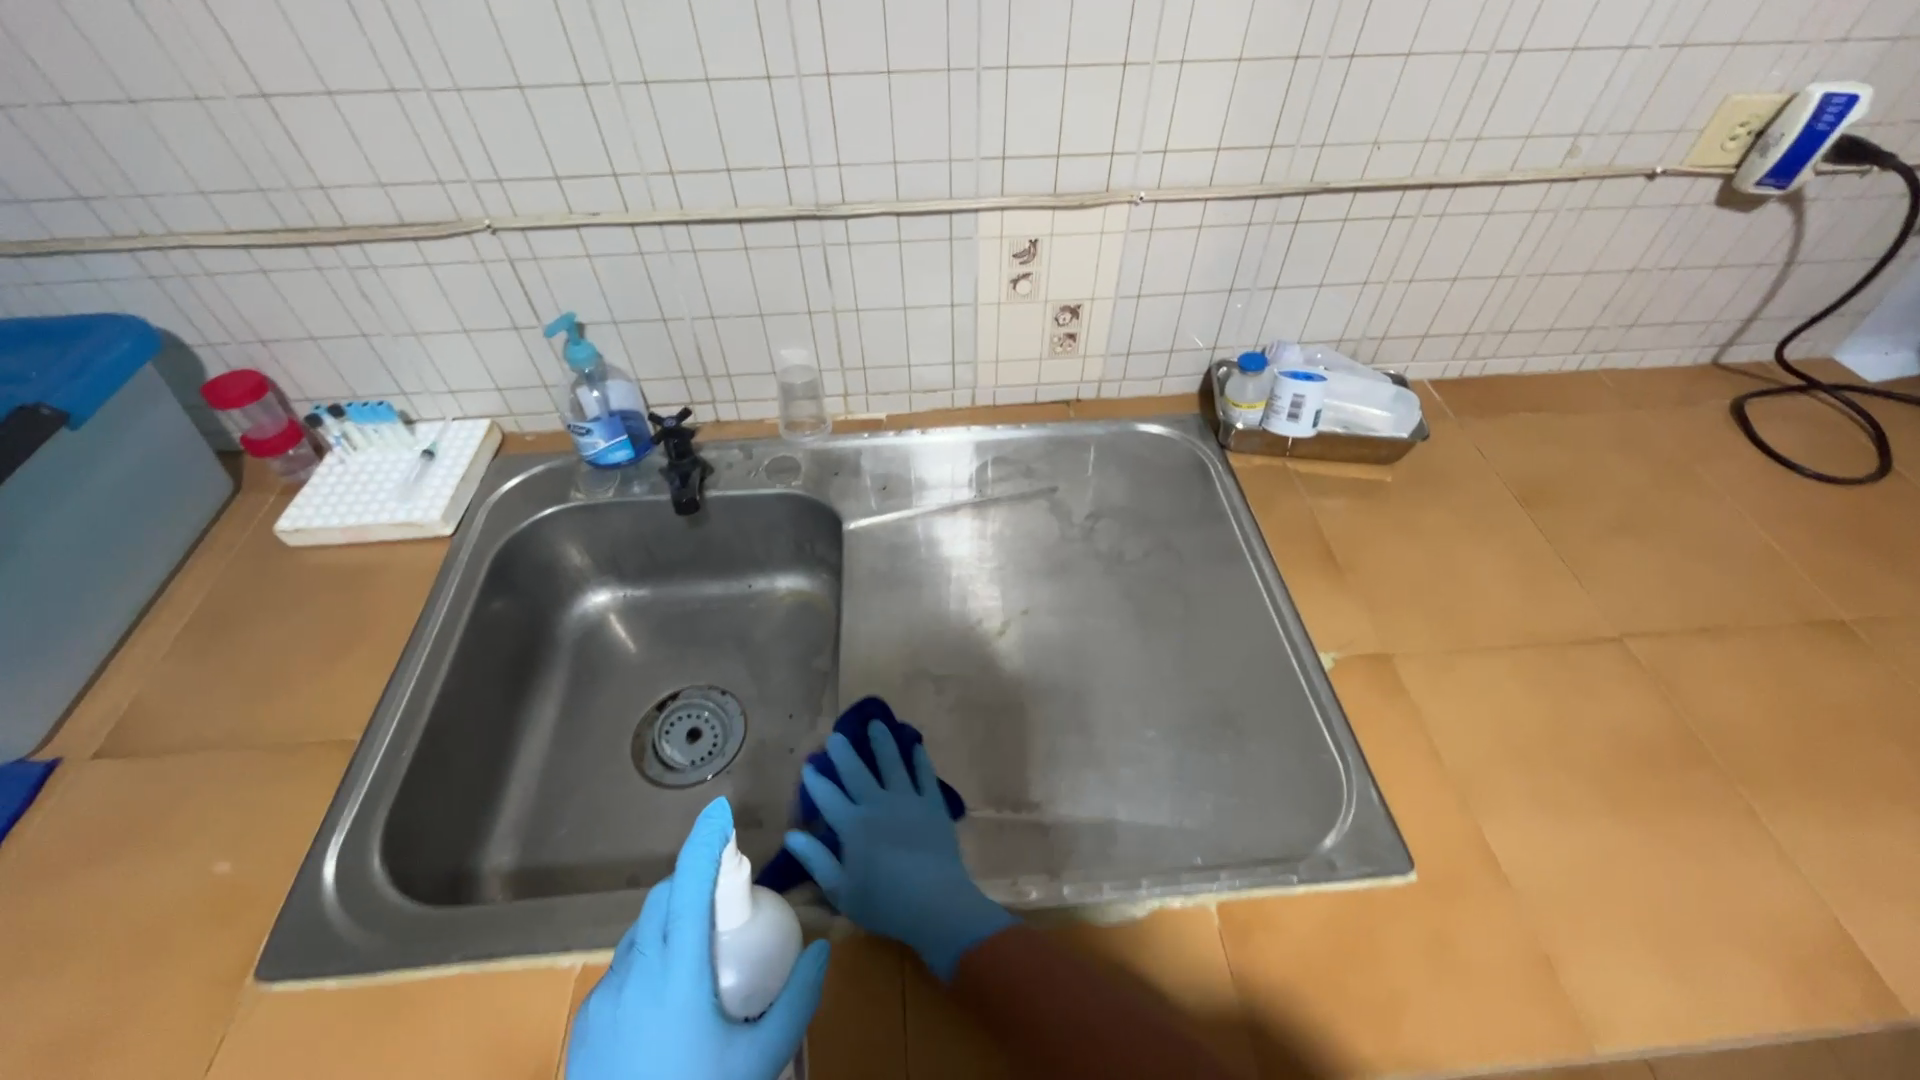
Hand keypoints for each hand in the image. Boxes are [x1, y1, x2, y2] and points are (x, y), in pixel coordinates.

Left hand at [567, 798, 829, 1079]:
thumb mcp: (760, 1059)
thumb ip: (798, 1001)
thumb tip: (821, 949)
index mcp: (678, 972)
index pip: (690, 886)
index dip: (706, 841)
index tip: (720, 808)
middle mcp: (635, 971)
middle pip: (663, 898)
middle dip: (694, 876)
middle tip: (728, 890)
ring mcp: (604, 996)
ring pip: (641, 933)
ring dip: (672, 919)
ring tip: (704, 947)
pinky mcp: (586, 1021)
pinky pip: (623, 968)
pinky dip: (651, 957)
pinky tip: (670, 996)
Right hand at [783, 721, 1015, 979]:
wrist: (936, 904)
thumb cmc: (884, 903)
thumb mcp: (841, 890)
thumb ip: (816, 860)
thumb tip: (792, 835)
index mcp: (852, 826)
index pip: (827, 797)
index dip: (815, 781)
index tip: (808, 766)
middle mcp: (878, 805)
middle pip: (856, 772)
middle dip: (843, 753)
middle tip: (835, 737)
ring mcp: (908, 801)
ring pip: (892, 763)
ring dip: (882, 742)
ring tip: (876, 723)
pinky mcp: (933, 805)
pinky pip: (925, 774)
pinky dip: (919, 758)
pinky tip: (915, 745)